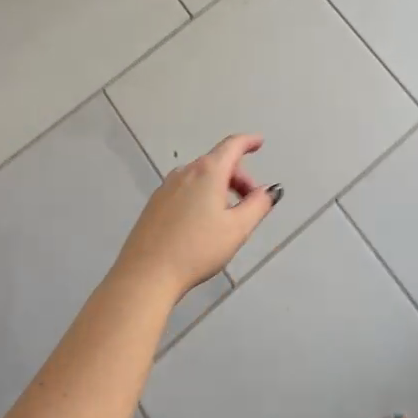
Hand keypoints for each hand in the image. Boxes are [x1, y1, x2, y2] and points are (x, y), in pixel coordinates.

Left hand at [112, 134, 280, 296]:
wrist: (146, 275)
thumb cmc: (197, 249)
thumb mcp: (237, 229)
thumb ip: (258, 205)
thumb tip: (270, 190)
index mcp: (208, 172)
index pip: (232, 145)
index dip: (248, 141)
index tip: (259, 142)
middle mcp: (185, 172)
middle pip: (217, 163)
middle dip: (238, 177)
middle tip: (250, 203)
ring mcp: (166, 187)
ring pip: (200, 177)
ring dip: (219, 187)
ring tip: (226, 217)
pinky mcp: (154, 204)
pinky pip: (185, 190)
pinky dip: (200, 195)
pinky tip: (201, 224)